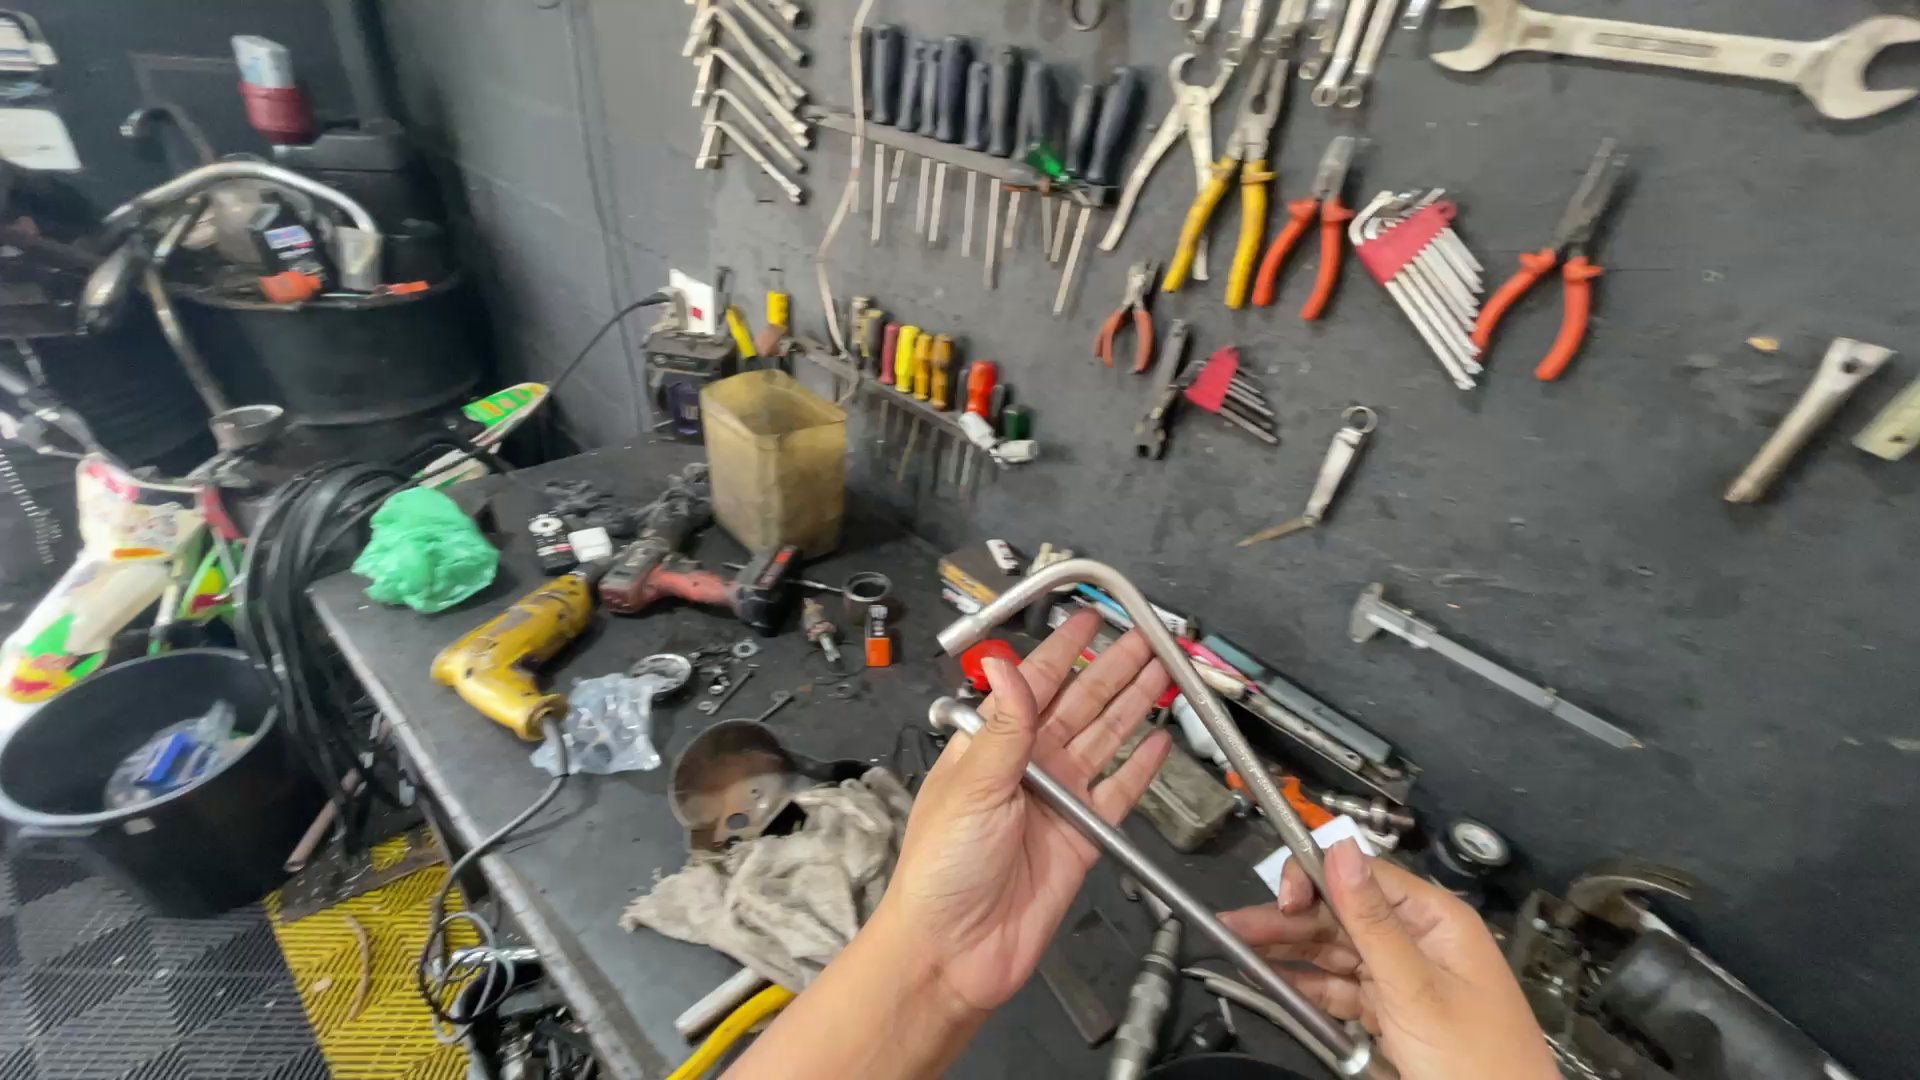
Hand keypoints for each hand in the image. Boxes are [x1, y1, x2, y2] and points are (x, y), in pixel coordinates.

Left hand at [881, 610, 1172, 1014]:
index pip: (1035, 682)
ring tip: (1161, 674)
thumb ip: (1002, 726)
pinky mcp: (1083, 835)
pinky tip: (1157, 742)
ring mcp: (1059, 798)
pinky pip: (1119, 792)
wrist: (955, 949)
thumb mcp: (972, 786)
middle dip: (1113, 668)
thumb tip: (1004, 664)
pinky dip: (1140, 768)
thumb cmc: (943, 866)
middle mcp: (1029, 763)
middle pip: (1080, 703)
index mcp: (993, 743)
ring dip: (1132, 705)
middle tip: (1145, 640)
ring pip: (1105, 738)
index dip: (1063, 648)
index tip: (1087, 618)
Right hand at [1220, 840, 1558, 1079]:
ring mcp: (1401, 975)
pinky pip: (1337, 986)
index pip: (1361, 877)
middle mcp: (1415, 938)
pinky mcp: (1390, 1009)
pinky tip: (1269, 979)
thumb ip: (1371, 919)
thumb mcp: (1417, 990)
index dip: (1316, 881)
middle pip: (1337, 914)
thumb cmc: (1477, 1066)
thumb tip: (1338, 846)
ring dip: (1284, 950)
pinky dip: (1304, 984)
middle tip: (1234, 925)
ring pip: (1330, 949)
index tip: (1283, 900)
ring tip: (1237, 948)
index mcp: (1433, 920)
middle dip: (1285, 921)